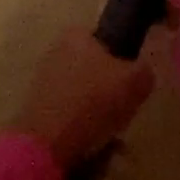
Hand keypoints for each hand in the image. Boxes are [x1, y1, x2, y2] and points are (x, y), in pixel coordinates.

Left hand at [12, 27, 154, 168]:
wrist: (46, 144)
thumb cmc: (92, 102)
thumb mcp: (135, 83)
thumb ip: (144, 71)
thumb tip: (141, 72)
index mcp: (76, 34)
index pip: (107, 42)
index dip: (123, 63)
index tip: (130, 86)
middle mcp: (56, 51)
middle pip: (95, 70)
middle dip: (109, 92)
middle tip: (123, 113)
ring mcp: (42, 80)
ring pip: (82, 95)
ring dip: (97, 113)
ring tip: (109, 136)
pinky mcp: (35, 109)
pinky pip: (68, 114)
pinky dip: (80, 127)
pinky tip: (90, 145)